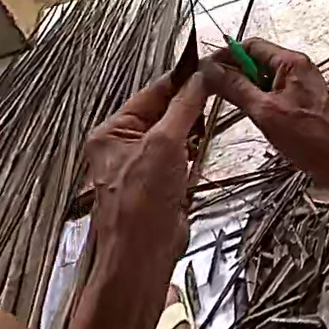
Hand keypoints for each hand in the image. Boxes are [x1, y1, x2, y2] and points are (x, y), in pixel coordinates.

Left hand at [45, 72, 206, 328]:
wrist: (141, 260)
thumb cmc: (141, 203)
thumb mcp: (165, 142)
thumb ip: (184, 105)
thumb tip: (201, 76)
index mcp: (113, 131)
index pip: (153, 92)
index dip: (182, 81)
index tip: (209, 68)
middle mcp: (124, 146)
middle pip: (165, 112)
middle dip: (189, 109)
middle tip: (215, 99)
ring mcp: (141, 166)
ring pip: (177, 135)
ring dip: (193, 134)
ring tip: (203, 135)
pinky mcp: (159, 184)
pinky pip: (181, 158)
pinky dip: (193, 156)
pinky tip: (198, 160)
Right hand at [201, 39, 328, 194]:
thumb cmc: (309, 138)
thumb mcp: (265, 111)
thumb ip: (236, 88)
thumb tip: (210, 71)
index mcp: (292, 62)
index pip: (252, 46)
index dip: (226, 55)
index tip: (206, 69)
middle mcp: (297, 68)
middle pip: (257, 60)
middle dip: (234, 72)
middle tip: (211, 89)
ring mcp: (300, 84)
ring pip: (263, 78)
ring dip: (245, 87)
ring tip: (229, 104)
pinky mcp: (301, 100)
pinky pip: (273, 91)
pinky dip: (258, 99)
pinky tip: (250, 114)